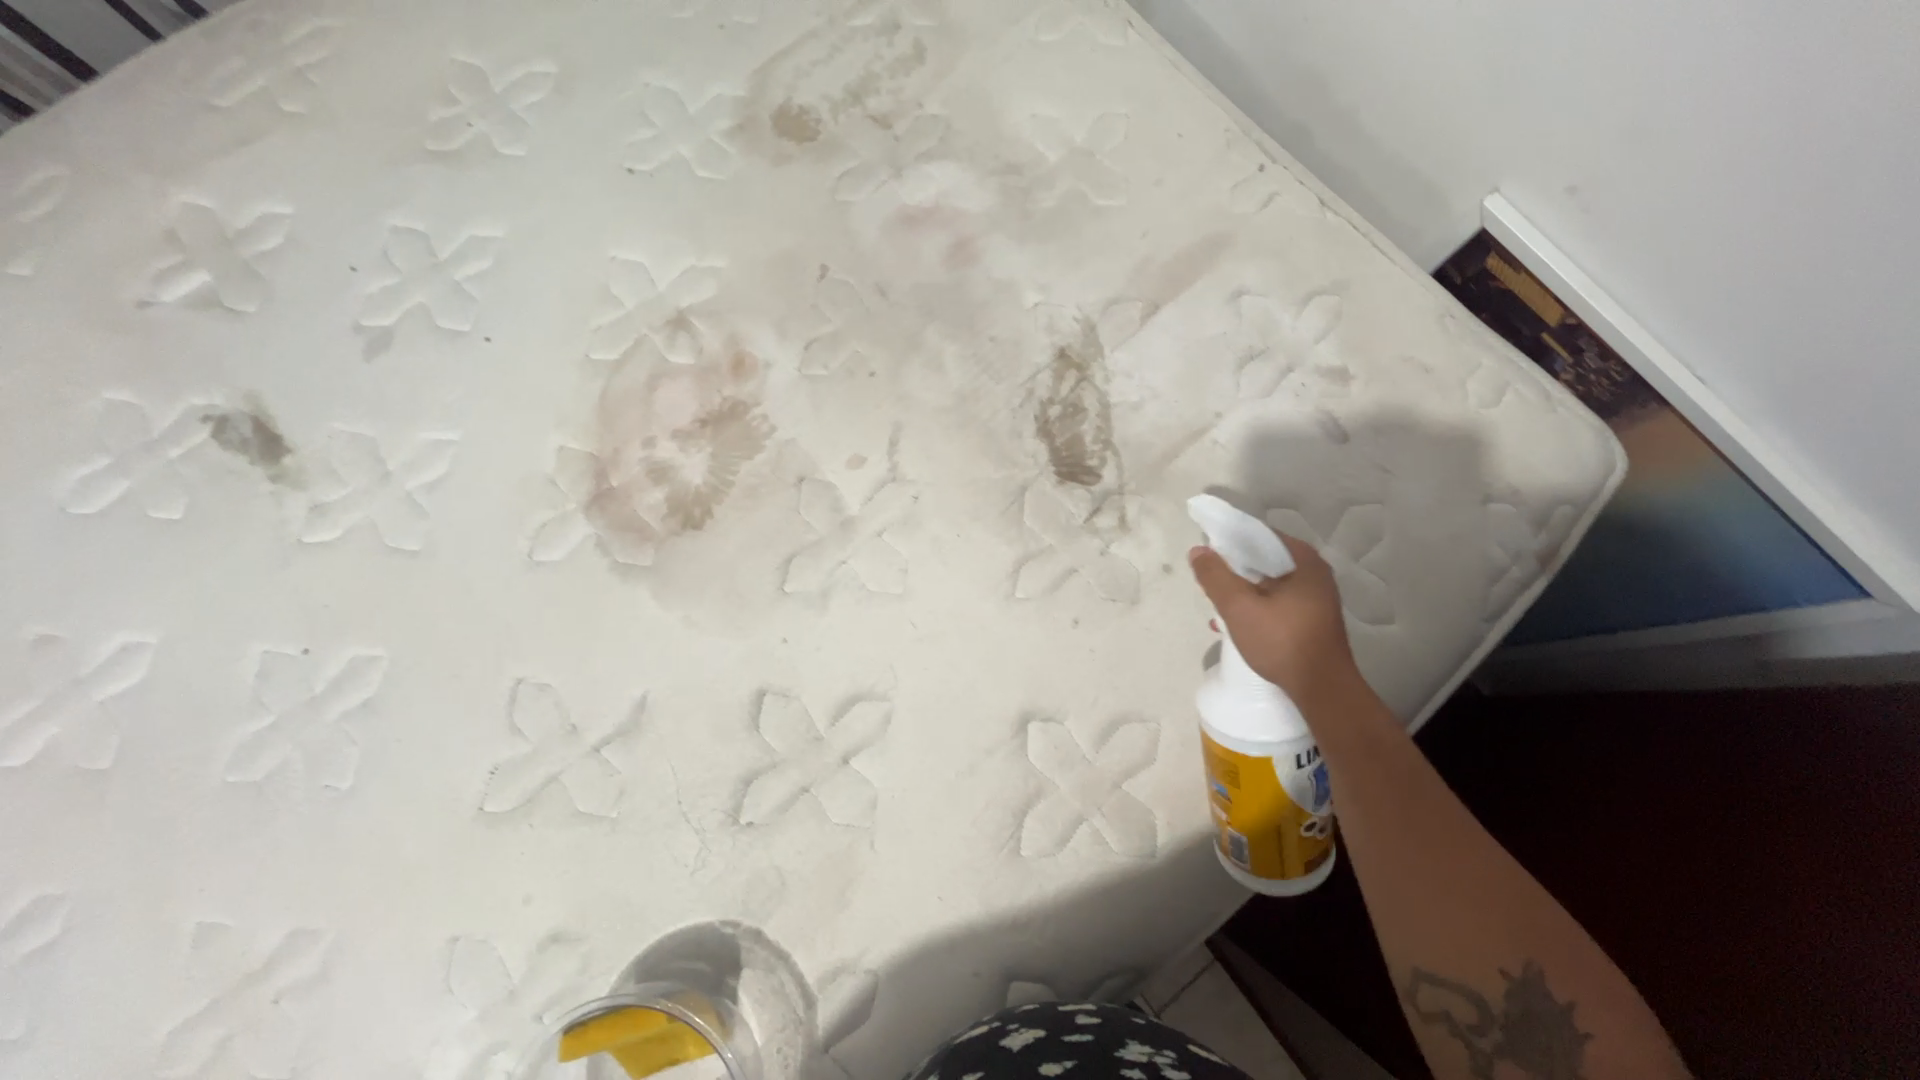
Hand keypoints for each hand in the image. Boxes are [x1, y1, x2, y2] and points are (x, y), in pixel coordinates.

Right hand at [1189, 531, 1363, 715]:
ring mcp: (1317, 598)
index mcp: (1304, 560)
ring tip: (1219, 608)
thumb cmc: (1282, 642)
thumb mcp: (1239, 607)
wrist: (1322, 689)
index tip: (1209, 558)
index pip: (1260, 536)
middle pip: (1265, 561)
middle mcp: (1315, 573)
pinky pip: (1279, 602)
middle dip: (1235, 571)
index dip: (1230, 543)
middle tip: (1211, 584)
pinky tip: (1239, 625)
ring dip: (1244, 592)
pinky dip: (1258, 607)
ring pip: (1270, 584)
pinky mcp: (1313, 619)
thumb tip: (1198, 551)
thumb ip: (1215, 576)